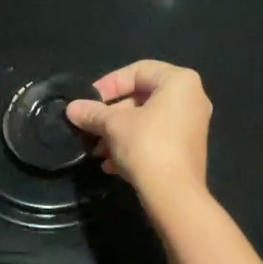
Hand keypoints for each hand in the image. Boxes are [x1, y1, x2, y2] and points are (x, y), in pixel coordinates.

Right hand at [66, 60, 212, 197]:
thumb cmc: (147, 146)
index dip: (109, 83)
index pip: (139, 70)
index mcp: (179, 81)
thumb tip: (71, 108)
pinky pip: (155, 138)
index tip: (88, 101)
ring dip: (118, 135)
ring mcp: (191, 125)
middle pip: (142, 98)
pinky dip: (133, 146)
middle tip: (91, 129)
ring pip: (147, 121)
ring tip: (97, 152)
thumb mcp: (114, 126)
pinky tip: (112, 165)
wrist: (174, 193)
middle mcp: (191, 97)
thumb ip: (93, 113)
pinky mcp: (186, 149)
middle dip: (111, 116)